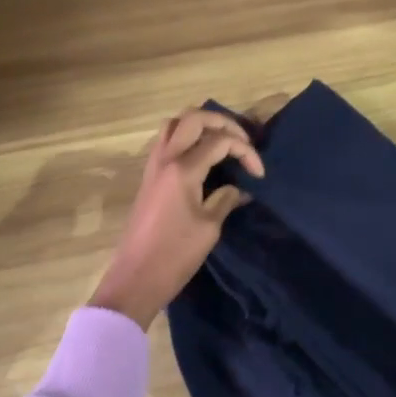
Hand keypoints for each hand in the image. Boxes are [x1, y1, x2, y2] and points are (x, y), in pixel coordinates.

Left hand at [88, 109, 265, 328]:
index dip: (245, 151)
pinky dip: (187, 138)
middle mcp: (165, 157)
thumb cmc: (175, 256)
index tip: (259, 174)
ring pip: (176, 124)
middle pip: (194, 117)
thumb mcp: (209, 228)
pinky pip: (167, 140)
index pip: (220, 141)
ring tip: (221, 142)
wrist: (135, 279)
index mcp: (182, 168)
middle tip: (242, 141)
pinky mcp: (149, 175)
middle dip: (223, 122)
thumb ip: (226, 199)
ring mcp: (153, 164)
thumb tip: (240, 188)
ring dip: (201, 125)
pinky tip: (202, 157)